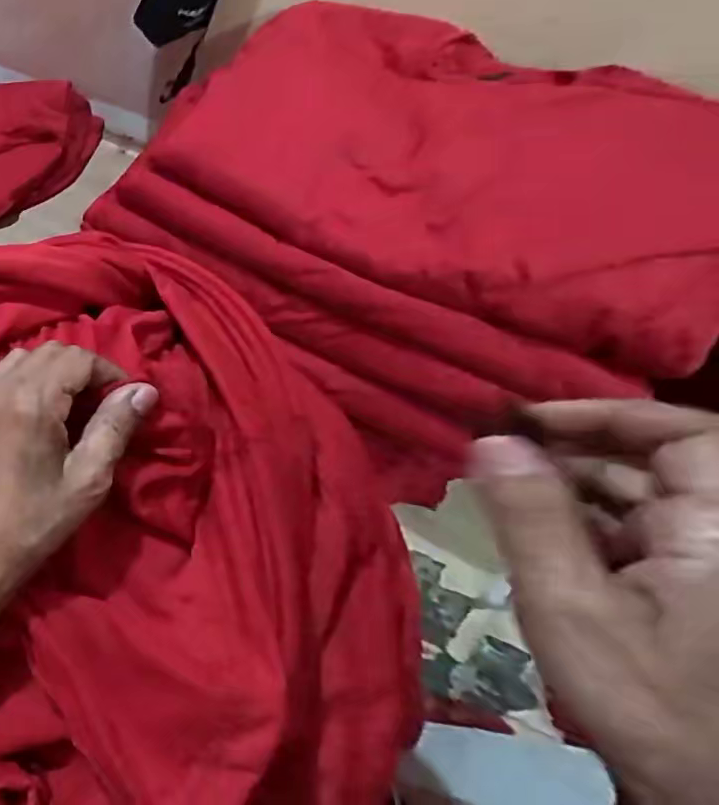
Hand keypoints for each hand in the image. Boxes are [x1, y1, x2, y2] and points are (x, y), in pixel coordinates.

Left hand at [0, 342, 155, 592]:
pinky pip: (4, 370)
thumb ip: (114, 426)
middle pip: (51, 350)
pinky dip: (28, 375)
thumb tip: (144, 390)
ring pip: (25, 355)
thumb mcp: (89, 477)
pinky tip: (43, 407)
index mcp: (32, 400)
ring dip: (55, 369)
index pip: (78, 358)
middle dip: (84, 368)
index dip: (109, 372)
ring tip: (76, 404)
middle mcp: (3, 386)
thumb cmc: (40, 515)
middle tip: (105, 403)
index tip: (127, 400)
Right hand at [470, 401, 718, 804]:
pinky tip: (534, 532)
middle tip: (485, 452)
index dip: (606, 413)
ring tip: (495, 490)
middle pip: (658, 464)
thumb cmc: (651, 700)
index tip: (521, 417)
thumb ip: (531, 517)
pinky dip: (584, 520)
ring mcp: (718, 566)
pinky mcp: (703, 592)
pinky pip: (641, 532)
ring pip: (643, 498)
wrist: (716, 798)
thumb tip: (492, 439)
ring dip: (568, 486)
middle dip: (568, 451)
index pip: (688, 436)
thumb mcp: (572, 605)